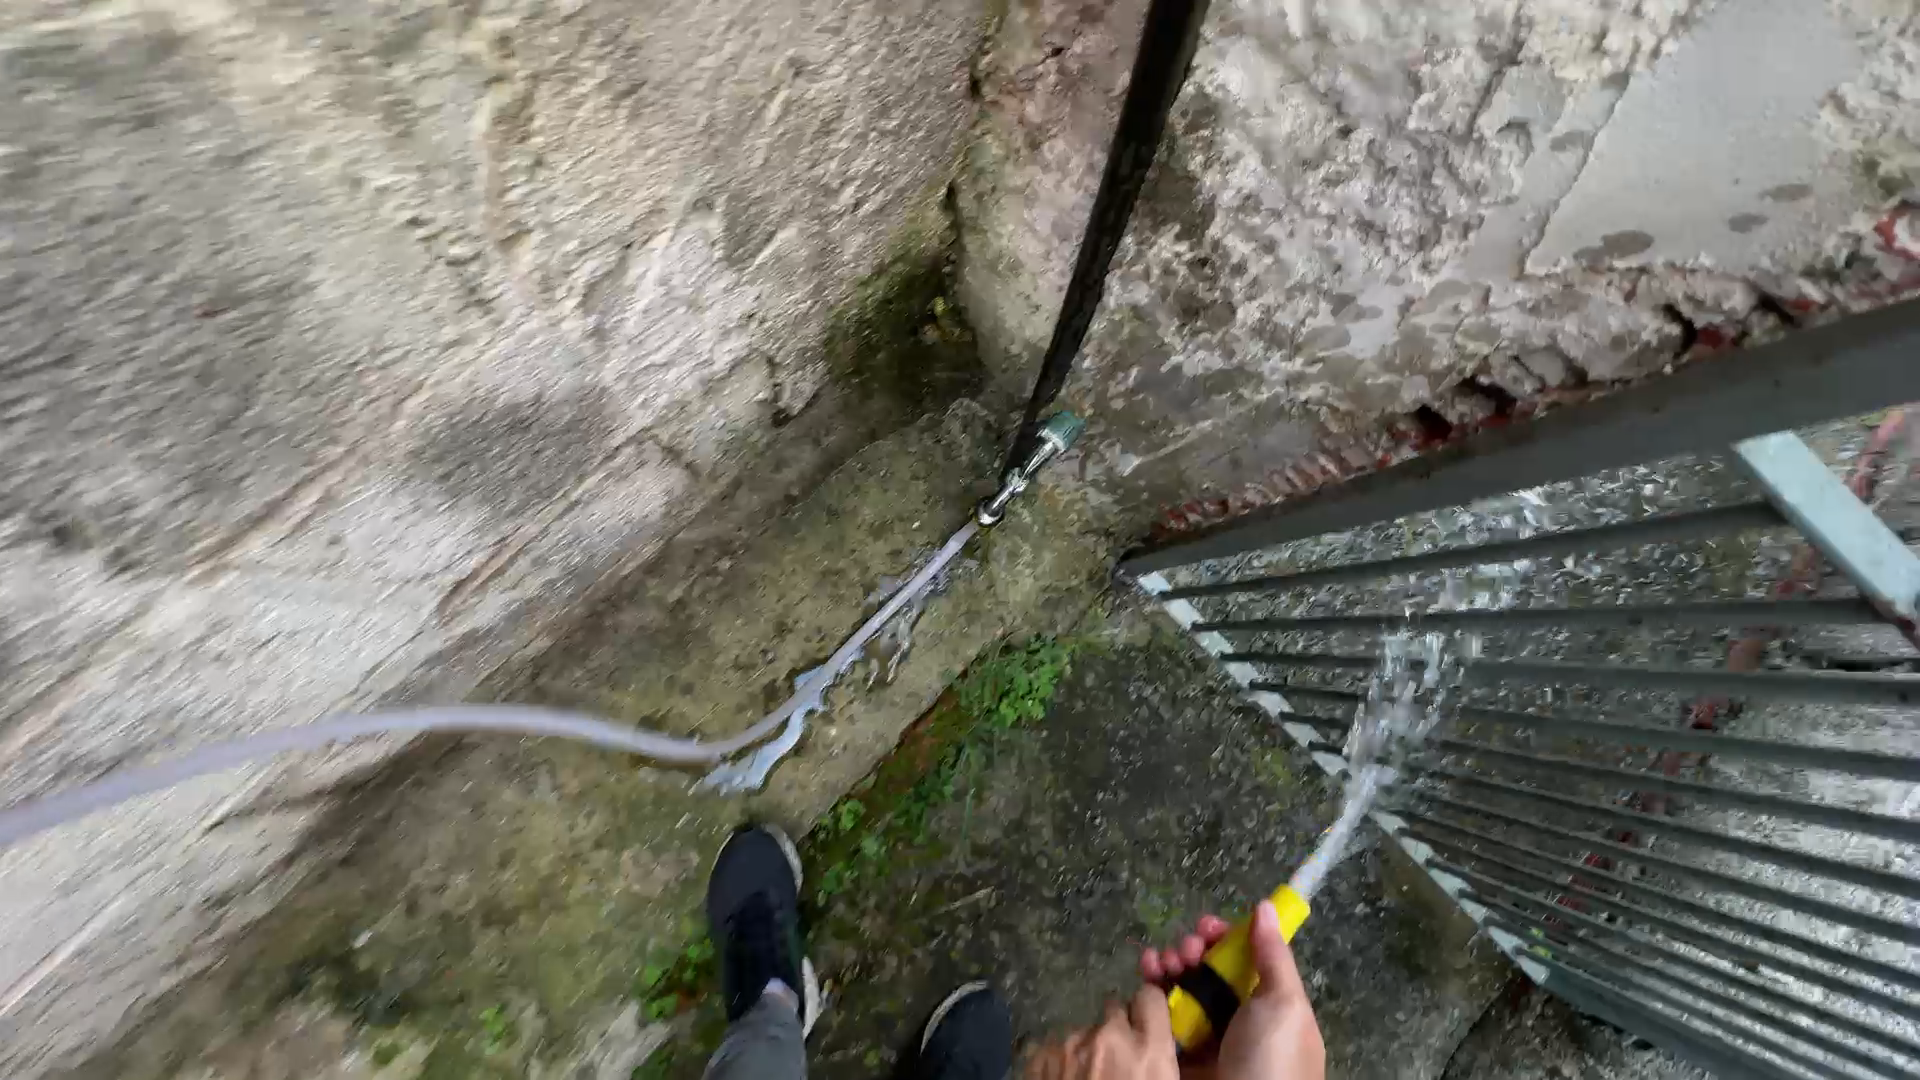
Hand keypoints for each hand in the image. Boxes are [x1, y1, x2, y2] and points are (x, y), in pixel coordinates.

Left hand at [1023, 984, 1179, 1079]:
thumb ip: (1159, 1069)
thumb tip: (1155, 1060)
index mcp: (1148, 1053)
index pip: (1150, 998)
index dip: (1148, 1010)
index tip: (1147, 1024)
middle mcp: (1109, 1036)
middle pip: (1114, 1010)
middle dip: (1117, 1031)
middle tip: (1116, 1063)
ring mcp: (1070, 1042)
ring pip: (1084, 1032)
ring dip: (1088, 1051)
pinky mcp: (1040, 1054)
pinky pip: (1057, 1048)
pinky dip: (1062, 1063)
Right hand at [1137, 902, 1325, 1079]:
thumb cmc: (1272, 1063)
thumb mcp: (1286, 1007)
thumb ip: (1274, 957)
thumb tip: (1266, 906)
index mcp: (1269, 1008)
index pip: (1243, 959)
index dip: (1224, 937)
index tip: (1207, 927)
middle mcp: (1236, 1018)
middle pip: (1207, 966)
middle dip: (1191, 948)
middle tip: (1184, 951)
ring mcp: (1203, 1035)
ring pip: (1180, 982)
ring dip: (1168, 961)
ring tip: (1160, 963)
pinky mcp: (1174, 1050)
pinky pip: (1158, 1007)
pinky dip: (1149, 984)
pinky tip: (1145, 971)